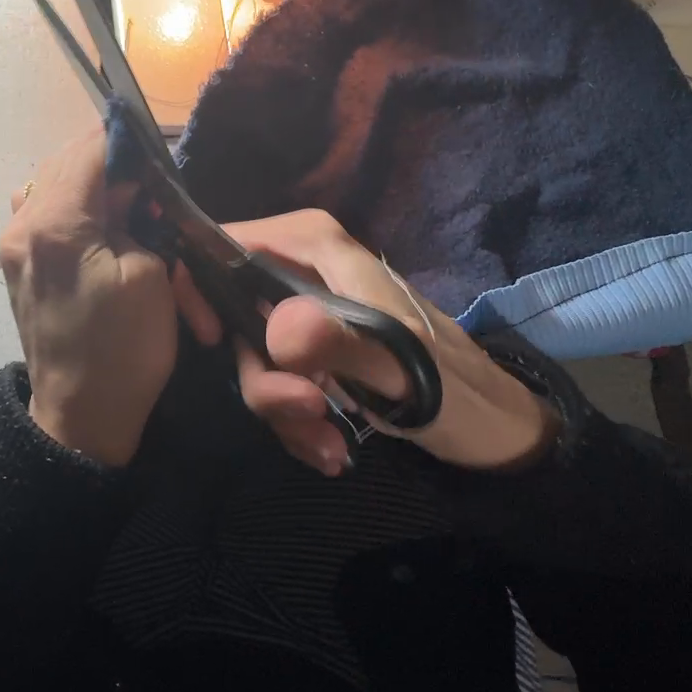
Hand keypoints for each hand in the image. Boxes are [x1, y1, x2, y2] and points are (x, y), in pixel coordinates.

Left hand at [0, 129, 185, 465]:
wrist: (81, 416)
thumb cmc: (125, 349)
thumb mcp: (150, 273)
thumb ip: (134, 216)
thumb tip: (125, 187)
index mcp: (54, 223)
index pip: (90, 149)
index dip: (129, 141)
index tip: (162, 147)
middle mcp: (21, 223)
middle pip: (65, 161)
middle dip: (110, 162)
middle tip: (150, 181)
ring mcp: (12, 243)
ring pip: (50, 183)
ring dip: (89, 182)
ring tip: (127, 201)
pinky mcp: (16, 262)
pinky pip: (42, 210)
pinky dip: (72, 204)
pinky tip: (99, 223)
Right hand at [180, 210, 557, 475]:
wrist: (490, 429)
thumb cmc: (453, 386)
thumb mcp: (398, 366)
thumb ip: (339, 343)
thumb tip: (277, 329)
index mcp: (319, 250)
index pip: (227, 242)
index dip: (201, 284)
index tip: (210, 338)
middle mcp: (305, 274)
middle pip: (235, 315)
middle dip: (263, 378)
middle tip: (308, 412)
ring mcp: (307, 317)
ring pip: (255, 359)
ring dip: (284, 410)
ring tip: (331, 445)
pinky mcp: (313, 354)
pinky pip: (276, 384)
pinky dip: (295, 422)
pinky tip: (331, 449)